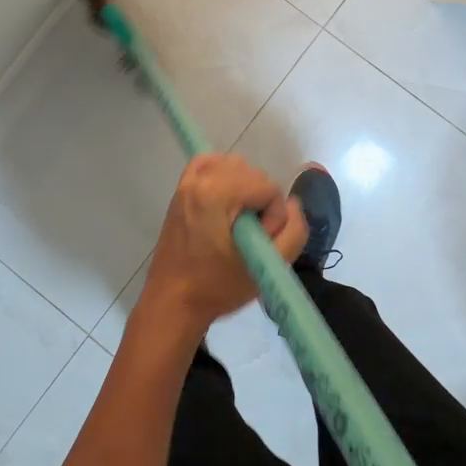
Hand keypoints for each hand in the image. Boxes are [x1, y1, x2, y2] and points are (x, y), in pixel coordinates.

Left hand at [139, 154, 307, 332]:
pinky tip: (228, 202)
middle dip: (261, 202)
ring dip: (246, 189)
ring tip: (240, 222)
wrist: (172, 300)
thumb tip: (293, 204)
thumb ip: (293, 231)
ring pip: (234, 166)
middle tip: (252, 235)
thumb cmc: (218, 287)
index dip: (274, 216)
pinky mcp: (182, 188)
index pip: (268, 187)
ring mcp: (187, 180)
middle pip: (252, 173)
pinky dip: (225, 177)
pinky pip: (212, 164)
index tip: (260, 242)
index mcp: (215, 193)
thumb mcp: (267, 266)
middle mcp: (199, 178)